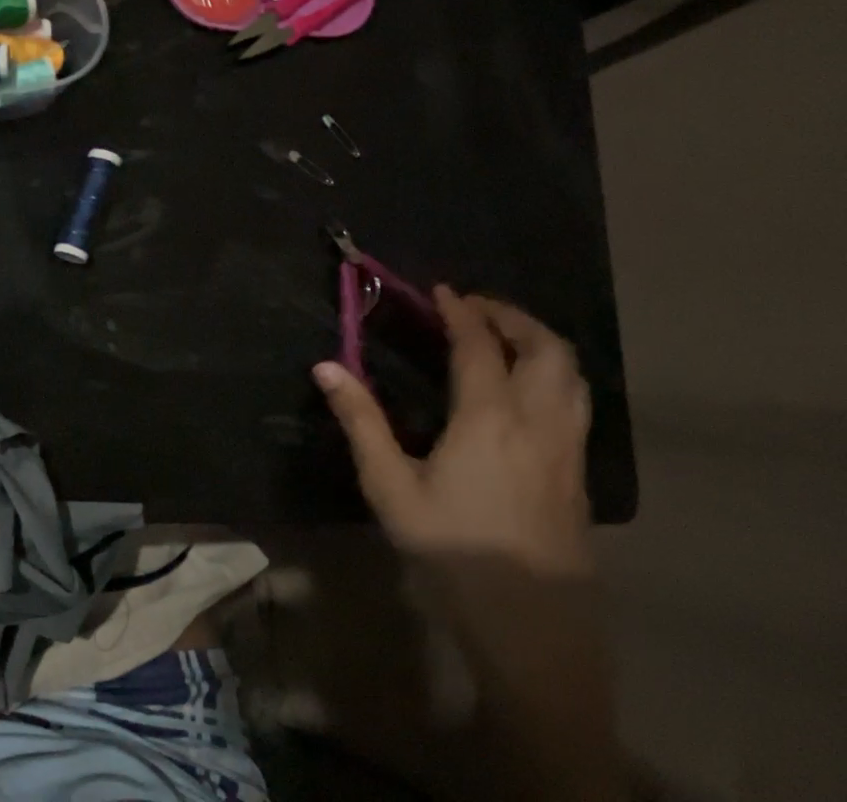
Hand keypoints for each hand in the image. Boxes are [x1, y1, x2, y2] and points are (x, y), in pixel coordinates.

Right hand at [313, 288, 592, 575]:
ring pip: (572, 374)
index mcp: (490, 417)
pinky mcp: (578, 470)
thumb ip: (361, 421)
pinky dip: (554, 374)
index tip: (440, 291)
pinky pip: (576, 400)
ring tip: (505, 338)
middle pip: (546, 348)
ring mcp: (568, 446)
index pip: (480, 346)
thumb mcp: (389, 485)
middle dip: (512, 317)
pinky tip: (527, 392)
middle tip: (475, 308)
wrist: (527, 615)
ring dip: (541, 342)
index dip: (461, 312)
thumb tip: (327, 367)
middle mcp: (539, 420)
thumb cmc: (449, 546)